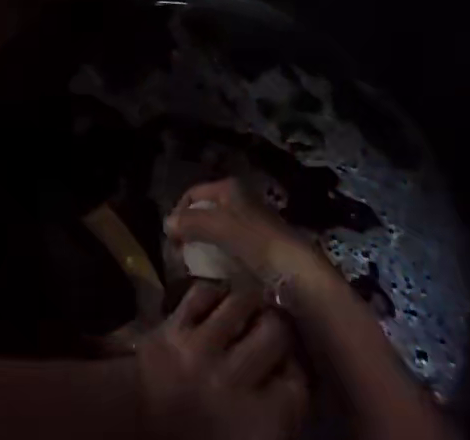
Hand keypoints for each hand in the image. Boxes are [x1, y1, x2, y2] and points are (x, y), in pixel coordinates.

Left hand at [137, 281, 308, 439]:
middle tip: (274, 323)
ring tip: (251, 302)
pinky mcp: (172, 329)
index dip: (298, 366)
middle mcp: (234, 382)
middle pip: (275, 332)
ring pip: (240, 302)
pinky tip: (218, 299)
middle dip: (279, 324)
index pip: (298, 382)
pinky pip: (201, 294)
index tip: (291, 360)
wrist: (135, 424)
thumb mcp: (250, 434)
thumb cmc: (197, 433)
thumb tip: (293, 374)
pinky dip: (212, 292)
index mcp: (260, 422)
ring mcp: (200, 350)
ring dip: (249, 299)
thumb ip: (276, 411)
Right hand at [165, 180, 337, 289]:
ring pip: (214, 237)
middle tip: (180, 258)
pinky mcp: (258, 254)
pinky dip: (218, 264)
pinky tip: (216, 278)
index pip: (192, 195)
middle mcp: (240, 203)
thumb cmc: (261, 245)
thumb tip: (166, 224)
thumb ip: (191, 222)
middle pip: (203, 215)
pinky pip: (228, 254)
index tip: (171, 240)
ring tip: (195, 271)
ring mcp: (249, 229)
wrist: (303, 280)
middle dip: (189, 235)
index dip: (179, 214)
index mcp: (231, 189)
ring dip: (202, 252)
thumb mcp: (221, 227)